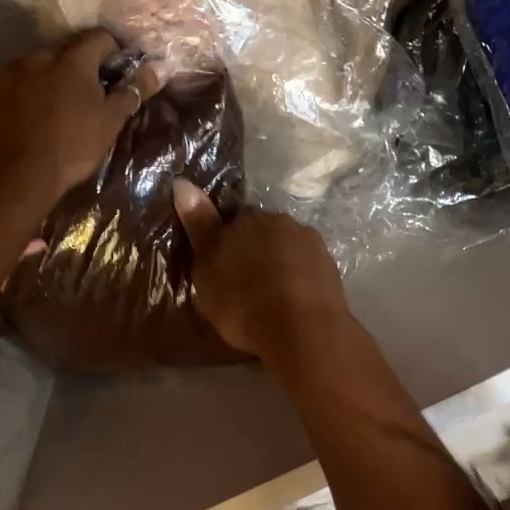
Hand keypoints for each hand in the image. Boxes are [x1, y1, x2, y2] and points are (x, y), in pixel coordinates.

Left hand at [0, 30, 160, 203]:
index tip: (114, 71)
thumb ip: (134, 90)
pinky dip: (9, 96)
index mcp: (73, 61)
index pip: (99, 38)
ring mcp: (4, 73)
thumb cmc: (69, 148)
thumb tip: (161, 66)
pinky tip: (13, 119)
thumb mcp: (110, 122)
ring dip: (39, 79)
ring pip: (29, 67)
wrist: (10, 178)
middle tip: (80, 96)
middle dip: (73, 67)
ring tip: (44, 110)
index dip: (110, 51)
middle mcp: (38, 57)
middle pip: (62, 52)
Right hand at [171, 178, 352, 363]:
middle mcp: (278, 219)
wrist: (302, 327)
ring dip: (278, 262)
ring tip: (271, 295)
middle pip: (261, 230)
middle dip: (254, 249)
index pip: (232, 219)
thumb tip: (181, 182)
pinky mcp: (328, 263)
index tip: (222, 265)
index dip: (226, 241)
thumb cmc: (243, 300)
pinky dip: (299, 277)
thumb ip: (198, 224)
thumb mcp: (206, 266)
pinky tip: (293, 300)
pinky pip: (306, 265)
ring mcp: (307, 240)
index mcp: (246, 218)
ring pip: (286, 246)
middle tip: (244, 282)